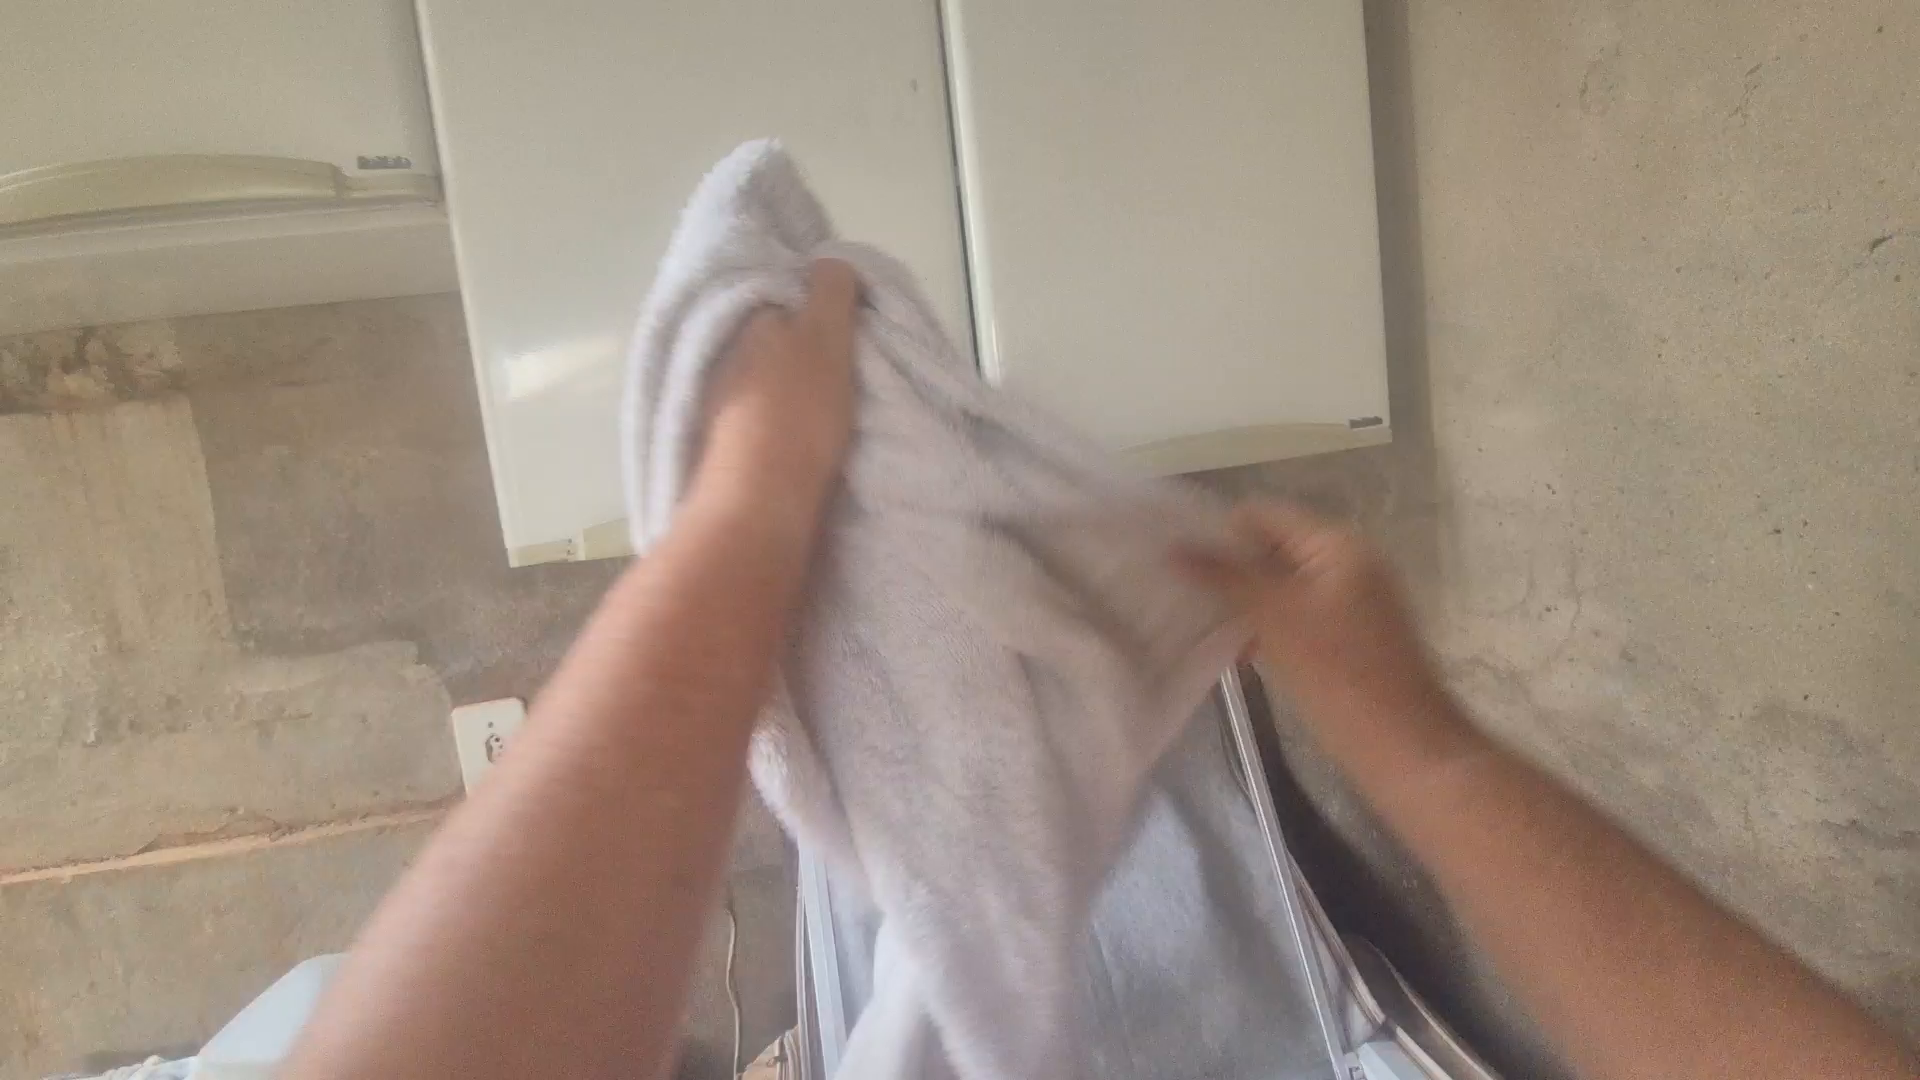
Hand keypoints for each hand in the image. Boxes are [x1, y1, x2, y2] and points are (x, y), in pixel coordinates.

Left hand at [699, 259, 861, 512]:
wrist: (759, 503)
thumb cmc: (796, 412)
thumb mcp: (824, 338)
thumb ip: (830, 291)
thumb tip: (830, 260)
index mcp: (744, 322)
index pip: (782, 292)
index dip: (819, 302)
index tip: (852, 323)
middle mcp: (722, 355)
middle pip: (774, 337)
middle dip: (805, 343)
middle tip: (849, 364)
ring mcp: (718, 402)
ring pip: (767, 377)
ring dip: (794, 383)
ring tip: (833, 402)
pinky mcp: (725, 445)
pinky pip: (761, 414)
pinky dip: (784, 416)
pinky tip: (806, 433)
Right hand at [1179, 502, 1473, 770]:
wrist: (1403, 747)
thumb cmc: (1338, 673)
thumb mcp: (1273, 616)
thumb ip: (1223, 576)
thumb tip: (1173, 547)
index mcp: (1336, 545)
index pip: (1263, 516)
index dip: (1219, 531)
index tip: (1178, 558)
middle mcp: (1346, 562)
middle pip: (1270, 548)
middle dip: (1227, 568)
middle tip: (1181, 590)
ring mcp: (1348, 600)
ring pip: (1279, 585)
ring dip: (1242, 599)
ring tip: (1198, 618)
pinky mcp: (1344, 634)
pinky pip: (1292, 613)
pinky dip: (1264, 623)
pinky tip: (1234, 646)